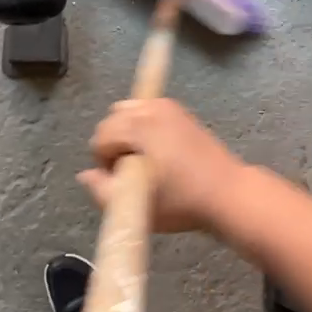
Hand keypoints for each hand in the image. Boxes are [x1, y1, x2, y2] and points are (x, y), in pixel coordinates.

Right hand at [81, 98, 249, 233]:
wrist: (226, 193)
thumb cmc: (180, 201)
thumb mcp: (135, 204)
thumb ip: (101, 190)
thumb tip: (85, 175)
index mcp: (137, 127)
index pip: (100, 138)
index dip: (103, 162)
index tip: (120, 182)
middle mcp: (150, 109)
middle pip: (111, 120)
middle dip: (112, 144)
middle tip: (129, 172)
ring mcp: (167, 106)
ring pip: (128, 111)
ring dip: (126, 132)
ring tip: (142, 158)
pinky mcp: (180, 111)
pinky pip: (148, 110)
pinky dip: (143, 125)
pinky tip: (156, 149)